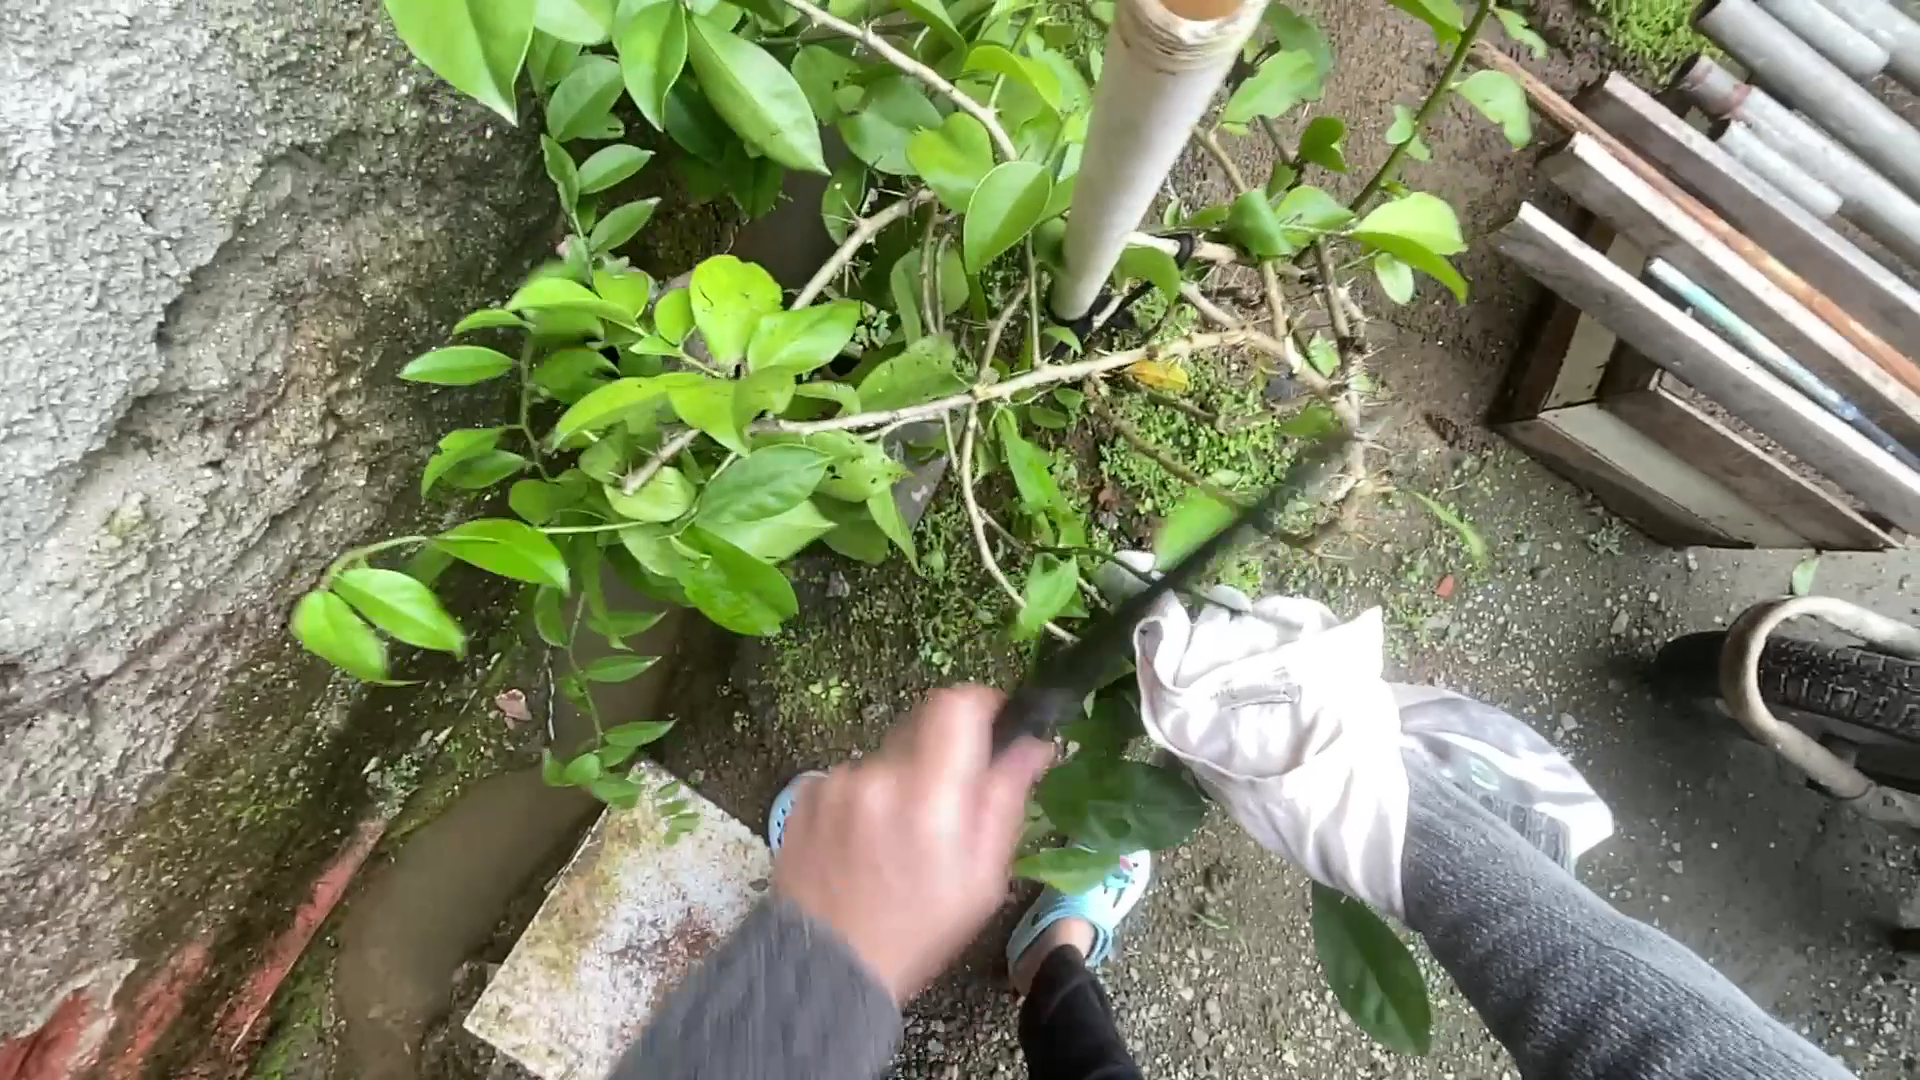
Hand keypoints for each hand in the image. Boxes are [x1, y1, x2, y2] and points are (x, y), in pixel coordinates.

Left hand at [771, 685, 1053, 1002]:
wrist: (822, 967)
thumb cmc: (917, 928)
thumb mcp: (982, 877)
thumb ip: (1007, 799)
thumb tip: (1035, 745)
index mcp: (931, 797)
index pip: (956, 705)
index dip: (981, 702)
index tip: (993, 720)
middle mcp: (880, 776)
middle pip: (923, 723)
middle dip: (944, 750)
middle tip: (948, 801)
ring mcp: (838, 782)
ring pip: (888, 753)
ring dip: (903, 777)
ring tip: (898, 834)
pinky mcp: (807, 793)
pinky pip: (853, 774)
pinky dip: (868, 795)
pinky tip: (864, 840)